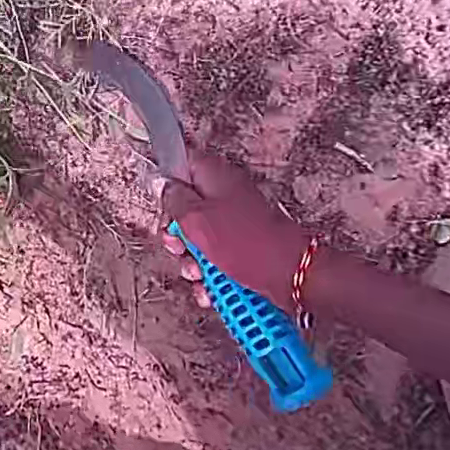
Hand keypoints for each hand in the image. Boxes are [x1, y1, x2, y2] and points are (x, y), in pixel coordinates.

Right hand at [160, 153, 308, 304]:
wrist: (289, 276)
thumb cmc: (248, 244)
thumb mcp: (196, 218)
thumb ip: (174, 198)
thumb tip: (162, 185)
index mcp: (215, 176)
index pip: (182, 163)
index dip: (166, 183)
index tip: (161, 202)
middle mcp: (225, 196)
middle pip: (185, 209)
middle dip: (177, 234)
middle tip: (181, 245)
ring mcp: (234, 224)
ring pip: (197, 239)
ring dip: (192, 261)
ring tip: (200, 272)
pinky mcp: (241, 249)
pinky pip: (213, 260)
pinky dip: (209, 276)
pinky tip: (211, 286)